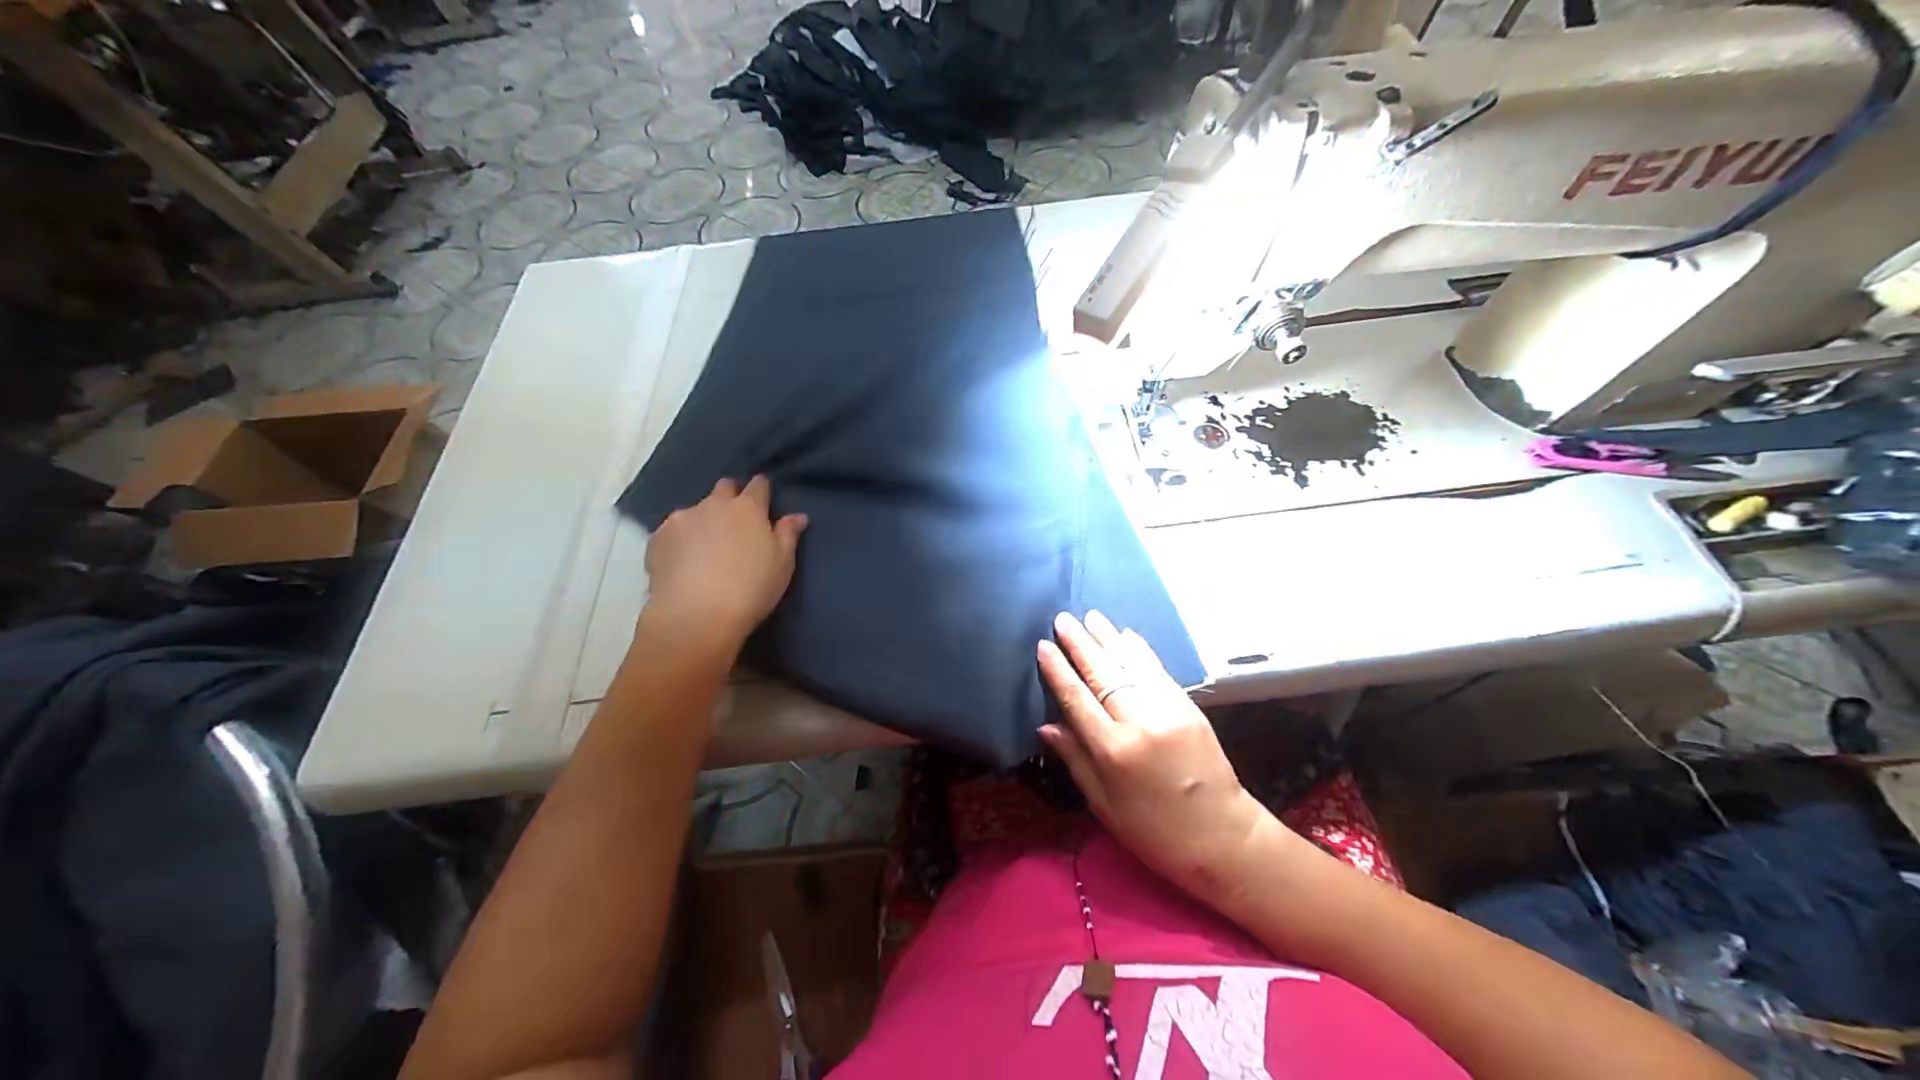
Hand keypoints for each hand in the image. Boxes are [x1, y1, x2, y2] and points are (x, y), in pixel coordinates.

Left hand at [643, 475, 806, 648]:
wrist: (696, 617)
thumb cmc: (751, 589)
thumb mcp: (782, 565)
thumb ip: (788, 535)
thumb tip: (797, 516)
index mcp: (748, 508)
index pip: (758, 484)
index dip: (762, 491)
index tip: (764, 504)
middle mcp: (713, 505)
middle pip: (724, 488)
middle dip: (731, 497)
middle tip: (735, 524)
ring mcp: (681, 519)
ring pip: (696, 511)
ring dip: (703, 521)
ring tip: (704, 550)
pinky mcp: (657, 538)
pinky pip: (672, 531)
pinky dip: (680, 541)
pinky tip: (682, 563)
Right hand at [1038, 611, 1274, 904]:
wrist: (1223, 838)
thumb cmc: (1154, 833)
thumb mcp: (1104, 805)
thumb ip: (1075, 760)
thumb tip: (1047, 725)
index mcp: (1113, 752)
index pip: (1077, 699)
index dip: (1057, 670)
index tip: (1044, 646)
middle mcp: (1140, 724)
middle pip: (1102, 675)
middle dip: (1080, 644)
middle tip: (1062, 619)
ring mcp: (1168, 712)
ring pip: (1131, 666)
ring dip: (1108, 638)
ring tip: (1090, 617)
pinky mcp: (1190, 709)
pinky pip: (1158, 672)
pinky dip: (1140, 651)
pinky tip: (1126, 636)